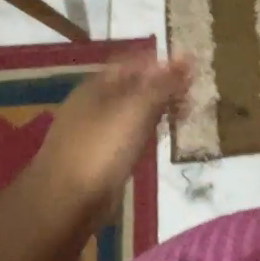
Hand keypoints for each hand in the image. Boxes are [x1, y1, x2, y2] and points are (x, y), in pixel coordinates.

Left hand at [33, 49, 193, 209]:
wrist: (66, 202)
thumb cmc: (101, 149)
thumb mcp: (136, 109)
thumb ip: (162, 84)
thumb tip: (187, 58)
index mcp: (98, 86)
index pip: (134, 62)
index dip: (162, 63)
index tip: (193, 70)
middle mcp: (95, 104)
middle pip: (135, 86)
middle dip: (164, 87)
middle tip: (193, 94)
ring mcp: (97, 131)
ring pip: (134, 111)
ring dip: (159, 109)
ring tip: (186, 114)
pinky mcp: (103, 156)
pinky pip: (132, 134)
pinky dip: (150, 131)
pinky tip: (164, 138)